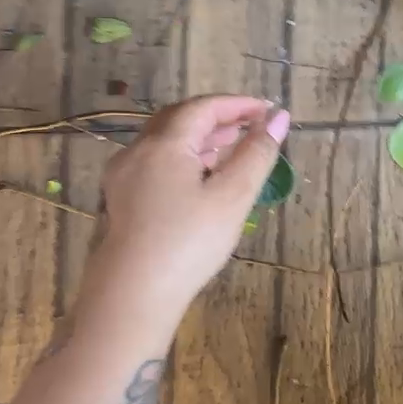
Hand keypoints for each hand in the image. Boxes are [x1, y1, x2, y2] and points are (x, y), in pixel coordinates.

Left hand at [83, 95, 290, 318]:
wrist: (131, 299)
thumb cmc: (188, 242)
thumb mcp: (234, 195)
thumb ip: (258, 152)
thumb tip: (280, 117)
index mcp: (163, 145)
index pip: (203, 107)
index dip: (239, 104)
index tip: (270, 111)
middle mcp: (137, 152)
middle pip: (180, 119)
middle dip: (220, 116)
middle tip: (255, 126)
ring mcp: (124, 177)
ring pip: (167, 141)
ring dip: (203, 136)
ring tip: (237, 148)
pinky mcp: (122, 200)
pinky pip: (158, 161)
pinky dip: (187, 156)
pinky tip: (206, 176)